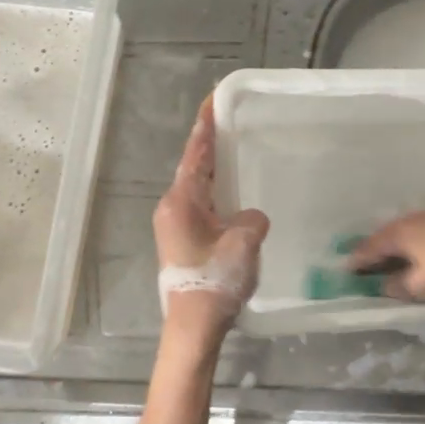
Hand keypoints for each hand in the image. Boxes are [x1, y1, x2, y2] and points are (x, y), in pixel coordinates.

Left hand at [153, 96, 268, 339]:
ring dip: (216, 174)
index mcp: (182, 200)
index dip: (206, 125)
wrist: (194, 324)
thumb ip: (252, 219)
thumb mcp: (244, 243)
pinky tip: (235, 199)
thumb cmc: (214, 279)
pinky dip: (218, 197)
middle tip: (234, 123)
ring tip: (238, 156)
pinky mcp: (183, 243)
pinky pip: (202, 209)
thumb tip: (251, 218)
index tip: (214, 99)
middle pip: (194, 169)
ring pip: (198, 190)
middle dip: (213, 147)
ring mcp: (174, 227)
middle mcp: (172, 208)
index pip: (195, 152)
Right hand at [346, 212, 424, 301]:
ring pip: (403, 235)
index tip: (345, 273)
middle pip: (384, 238)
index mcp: (397, 233)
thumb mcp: (419, 286)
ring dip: (394, 250)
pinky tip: (416, 258)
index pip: (367, 248)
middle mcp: (409, 220)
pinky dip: (411, 247)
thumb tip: (384, 284)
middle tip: (364, 270)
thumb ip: (395, 286)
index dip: (356, 262)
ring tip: (389, 265)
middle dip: (373, 254)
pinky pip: (419, 235)